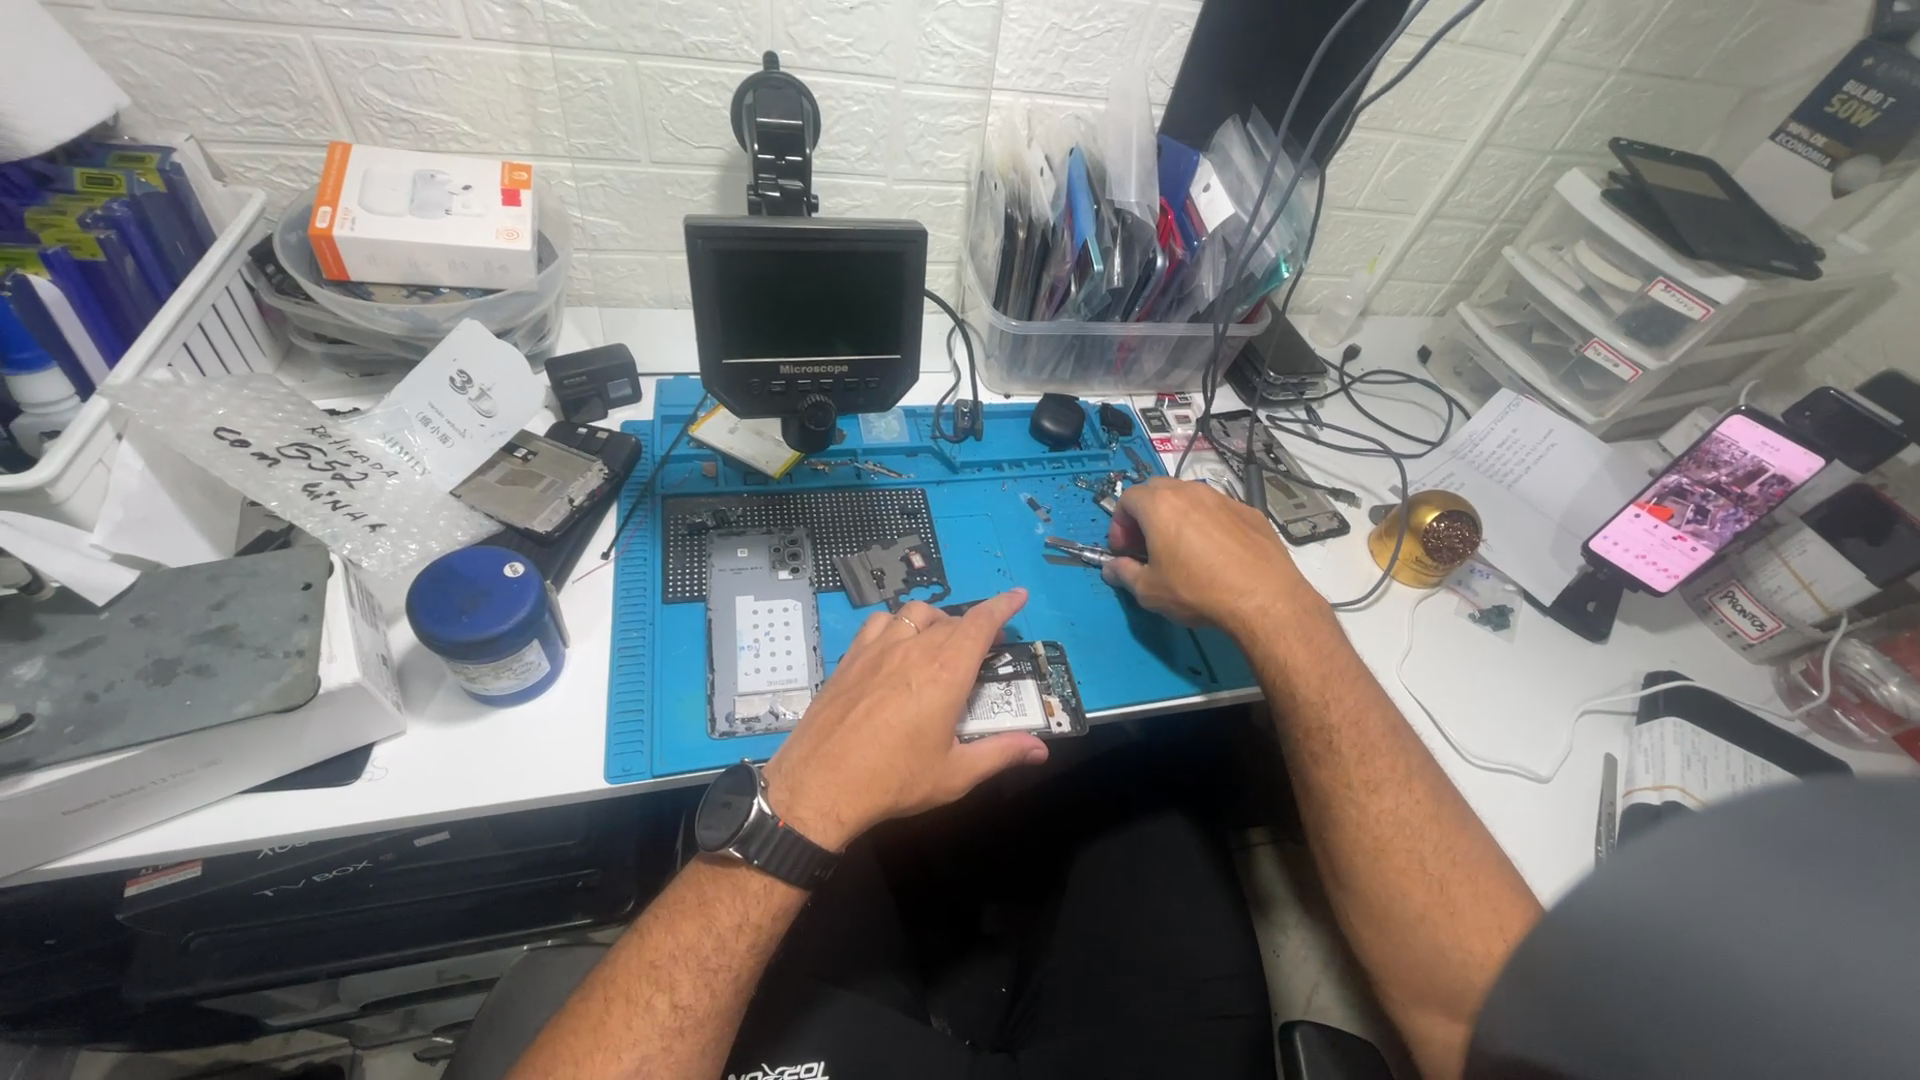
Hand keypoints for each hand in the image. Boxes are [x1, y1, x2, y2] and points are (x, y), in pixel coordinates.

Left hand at [762, 590, 1046, 851]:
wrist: (820, 785)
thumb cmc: (894, 780)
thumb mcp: (955, 774)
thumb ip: (1000, 754)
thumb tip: (1040, 749)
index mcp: (945, 672)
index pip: (980, 624)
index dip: (1002, 606)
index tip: (1018, 596)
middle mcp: (913, 649)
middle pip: (951, 621)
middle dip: (975, 626)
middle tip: (986, 647)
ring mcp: (877, 650)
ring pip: (913, 614)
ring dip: (935, 620)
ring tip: (941, 642)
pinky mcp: (850, 659)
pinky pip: (878, 624)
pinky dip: (896, 625)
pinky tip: (895, 646)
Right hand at [1103, 477, 1323, 632]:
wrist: (1264, 598)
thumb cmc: (1197, 591)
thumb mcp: (1149, 590)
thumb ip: (1124, 574)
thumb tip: (1111, 568)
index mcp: (1160, 505)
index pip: (1127, 499)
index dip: (1119, 524)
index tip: (1123, 550)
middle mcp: (1190, 492)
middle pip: (1157, 490)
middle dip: (1145, 514)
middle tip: (1147, 545)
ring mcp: (1224, 499)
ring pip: (1190, 497)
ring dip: (1177, 516)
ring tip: (1181, 549)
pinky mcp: (1250, 512)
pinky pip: (1218, 510)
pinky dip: (1207, 524)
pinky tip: (1216, 554)